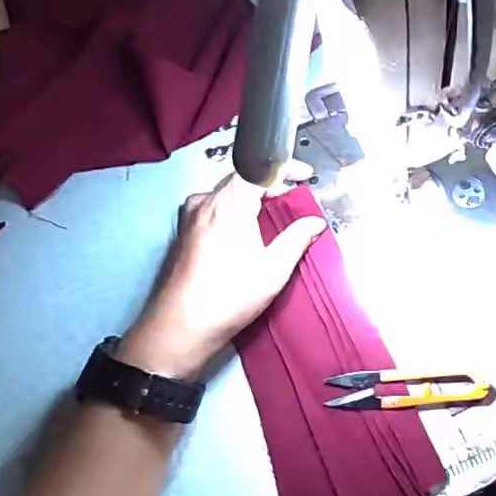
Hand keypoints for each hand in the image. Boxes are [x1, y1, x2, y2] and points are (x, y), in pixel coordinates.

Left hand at [119, 173, 324, 379]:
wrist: (181, 326)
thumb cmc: (229, 296)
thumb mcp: (274, 268)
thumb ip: (297, 238)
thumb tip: (315, 222)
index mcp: (228, 205)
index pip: (259, 169)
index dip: (286, 168)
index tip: (305, 176)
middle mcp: (205, 203)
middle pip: (243, 179)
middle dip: (272, 184)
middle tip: (295, 198)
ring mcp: (191, 217)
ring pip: (228, 194)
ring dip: (253, 199)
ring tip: (275, 216)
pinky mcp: (185, 233)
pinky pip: (216, 209)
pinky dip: (237, 212)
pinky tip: (249, 233)